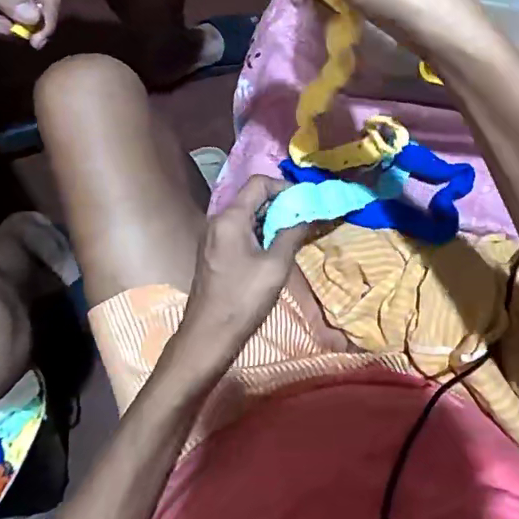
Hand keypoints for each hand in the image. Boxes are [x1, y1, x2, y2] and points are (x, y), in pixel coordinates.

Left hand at [169, 177, 313, 372]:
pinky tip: (276, 250)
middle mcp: (218, 220)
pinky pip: (241, 231)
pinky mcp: (215, 252)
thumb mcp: (276, 265)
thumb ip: (293, 233)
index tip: (307, 203)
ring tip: (295, 235)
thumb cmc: (243, 299)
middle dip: (282, 203)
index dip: (285, 187)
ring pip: (248, 215)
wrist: (209, 335)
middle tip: (306, 219)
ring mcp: (214, 236)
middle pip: (253, 197)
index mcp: (230, 218)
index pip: (259, 183)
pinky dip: (261, 233)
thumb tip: (309, 212)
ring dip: (273, 220)